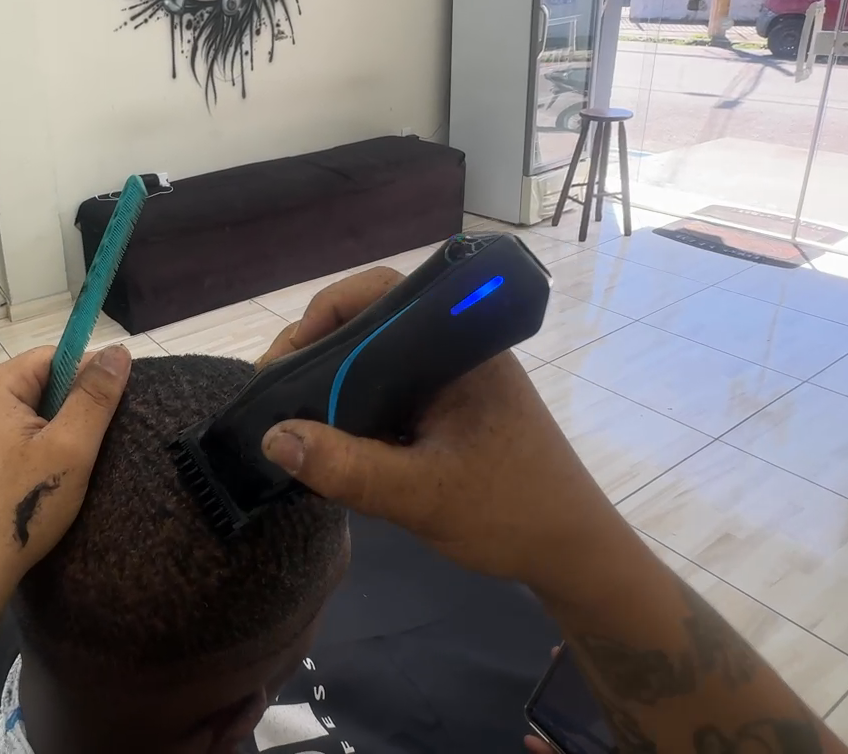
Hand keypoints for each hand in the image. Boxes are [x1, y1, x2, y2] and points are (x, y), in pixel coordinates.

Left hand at [0, 343, 131, 600]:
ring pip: (24, 411)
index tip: (108, 412)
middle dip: (68, 407)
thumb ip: (95, 396)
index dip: (87, 376)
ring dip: (51, 430)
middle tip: (87, 446)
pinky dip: (29, 447)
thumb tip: (119, 350)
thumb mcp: (70, 449)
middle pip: (38, 382)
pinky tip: (38, 478)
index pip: (54, 356)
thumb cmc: (21, 507)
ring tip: (65, 466)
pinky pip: (6, 433)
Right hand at [256, 269, 628, 595]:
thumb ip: (348, 469)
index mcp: (455, 347)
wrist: (573, 553)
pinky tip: (330, 426)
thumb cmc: (511, 514)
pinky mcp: (446, 402)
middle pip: (369, 318)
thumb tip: (273, 438)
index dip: (325, 312)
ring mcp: (449, 375)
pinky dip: (353, 396)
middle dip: (316, 344)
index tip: (287, 356)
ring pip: (375, 353)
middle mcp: (451, 349)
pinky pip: (387, 382)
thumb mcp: (422, 496)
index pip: (381, 293)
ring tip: (293, 404)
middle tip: (277, 383)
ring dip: (332, 372)